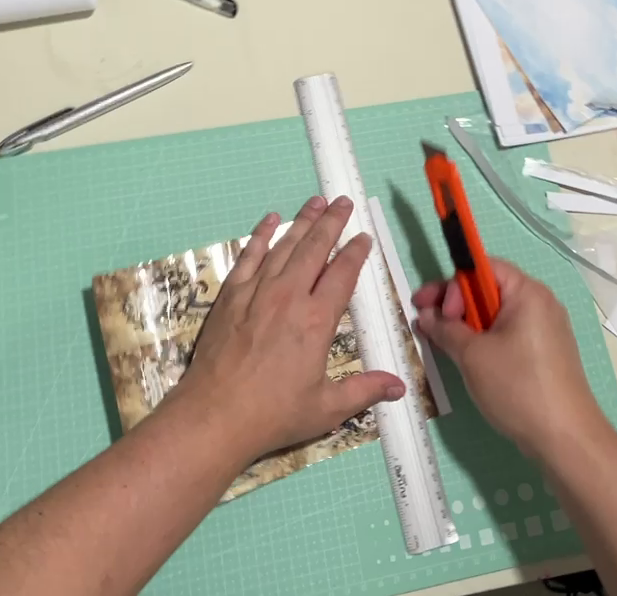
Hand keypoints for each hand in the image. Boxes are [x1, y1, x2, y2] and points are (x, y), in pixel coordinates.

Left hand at [168, 196, 405, 463]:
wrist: (215, 414)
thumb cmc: (274, 413)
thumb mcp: (327, 408)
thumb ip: (365, 391)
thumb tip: (400, 387)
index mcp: (317, 319)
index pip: (342, 274)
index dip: (355, 252)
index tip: (363, 237)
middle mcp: (289, 295)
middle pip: (315, 248)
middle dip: (332, 222)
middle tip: (343, 201)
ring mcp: (258, 291)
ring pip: (285, 245)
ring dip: (302, 221)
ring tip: (316, 201)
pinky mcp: (231, 294)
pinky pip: (249, 255)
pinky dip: (260, 235)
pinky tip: (270, 220)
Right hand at [413, 258, 604, 457]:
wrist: (567, 440)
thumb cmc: (518, 387)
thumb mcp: (472, 355)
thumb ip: (445, 329)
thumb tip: (426, 315)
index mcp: (526, 292)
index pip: (481, 267)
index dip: (452, 284)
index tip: (432, 309)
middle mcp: (540, 303)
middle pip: (488, 289)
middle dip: (454, 305)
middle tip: (428, 324)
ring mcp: (545, 329)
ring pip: (496, 314)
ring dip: (466, 325)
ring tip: (443, 344)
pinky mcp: (545, 353)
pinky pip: (508, 334)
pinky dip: (484, 340)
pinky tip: (468, 359)